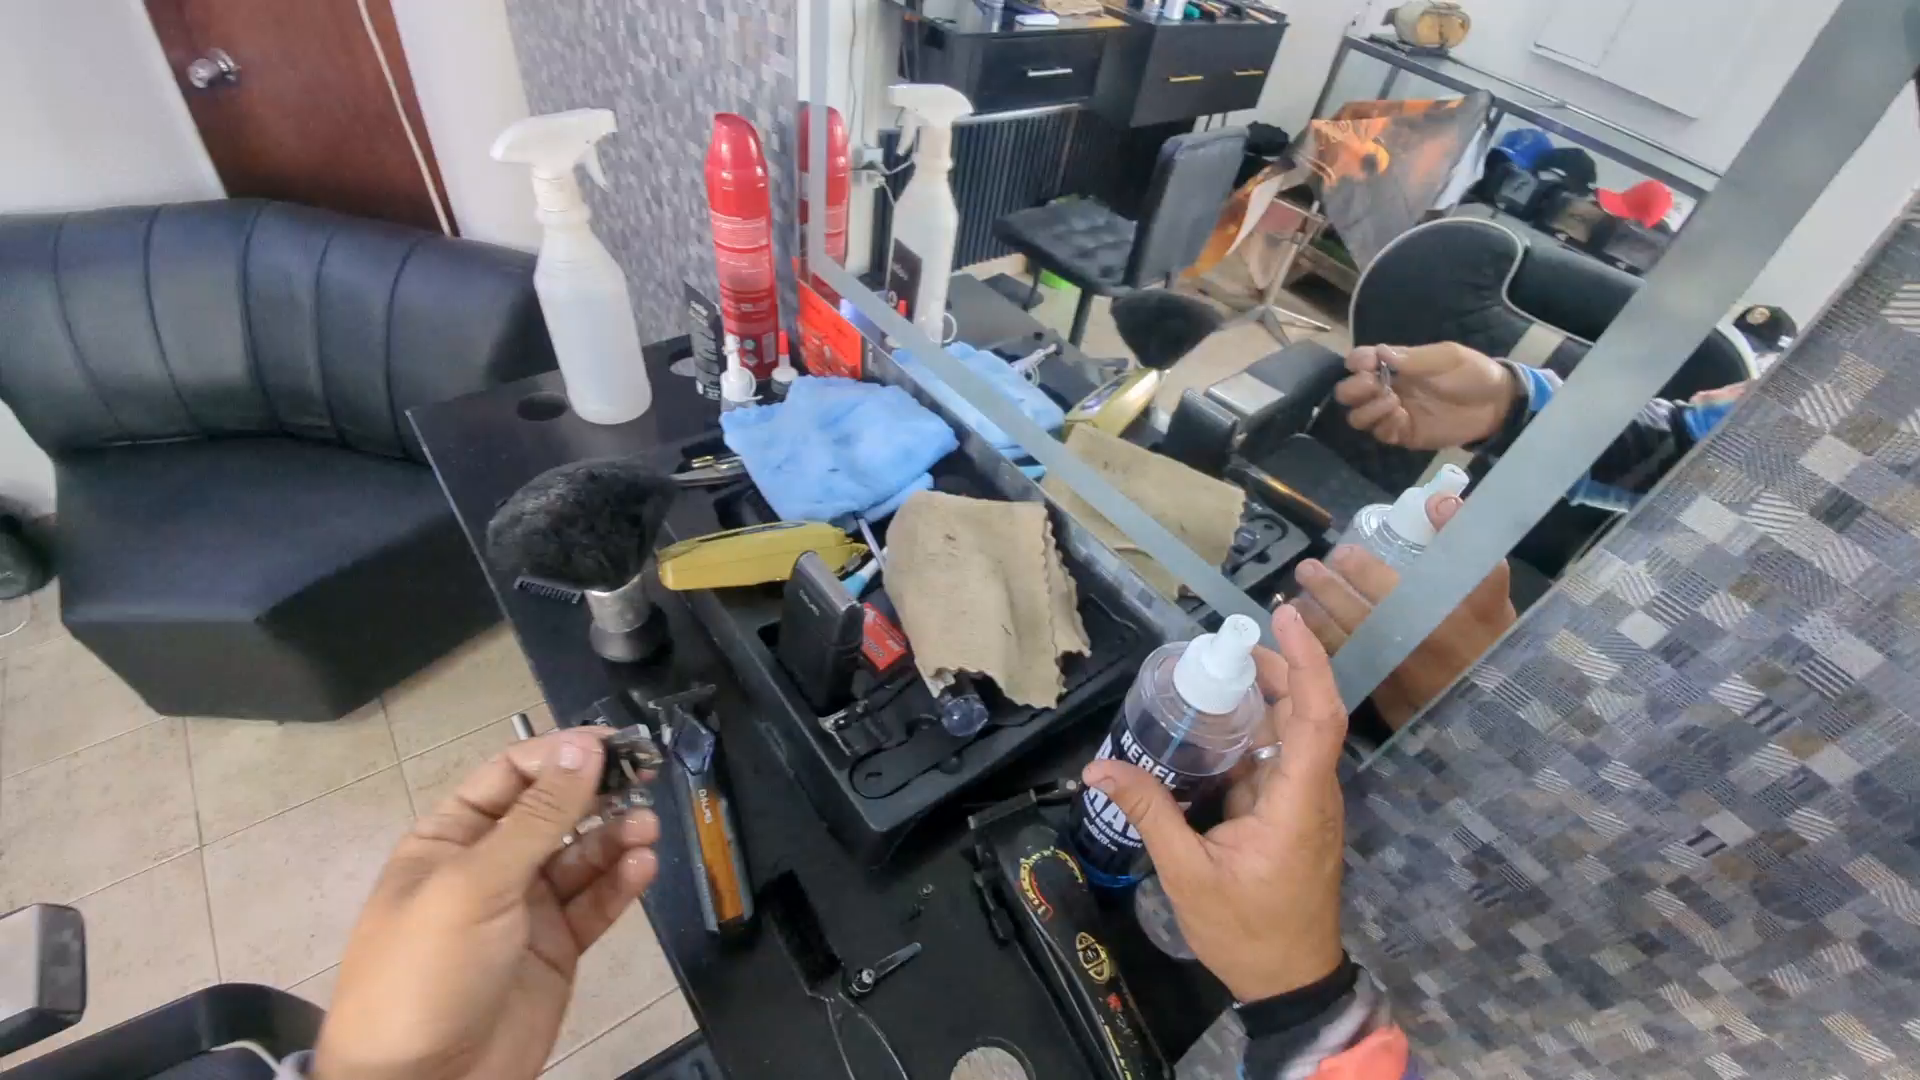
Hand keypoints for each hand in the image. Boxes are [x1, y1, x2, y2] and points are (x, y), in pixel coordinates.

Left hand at [314, 729, 661, 1079]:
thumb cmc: (429, 975)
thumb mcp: (478, 884)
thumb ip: (539, 813)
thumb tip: (584, 744)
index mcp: (451, 840)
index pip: (512, 774)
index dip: (562, 754)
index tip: (616, 744)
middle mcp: (491, 865)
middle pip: (556, 810)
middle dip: (599, 792)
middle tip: (647, 777)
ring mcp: (527, 906)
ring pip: (584, 852)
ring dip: (617, 836)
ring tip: (647, 831)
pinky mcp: (558, 944)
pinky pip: (596, 900)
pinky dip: (621, 882)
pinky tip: (642, 868)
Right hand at [1082, 607, 1347, 1002]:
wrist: (1291, 983)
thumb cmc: (1247, 932)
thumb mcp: (1187, 874)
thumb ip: (1149, 813)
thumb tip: (1098, 767)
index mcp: (1297, 802)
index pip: (1317, 718)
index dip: (1306, 662)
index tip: (1284, 618)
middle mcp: (1311, 791)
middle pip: (1308, 711)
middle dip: (1276, 666)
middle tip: (1223, 644)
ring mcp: (1305, 801)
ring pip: (1295, 730)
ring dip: (1265, 693)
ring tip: (1215, 670)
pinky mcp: (1292, 810)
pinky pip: (1279, 754)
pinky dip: (1254, 726)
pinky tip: (1216, 721)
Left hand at [1292, 493, 1516, 729]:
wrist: (1490, 708)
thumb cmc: (1483, 640)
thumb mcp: (1485, 592)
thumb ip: (1461, 543)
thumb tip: (1438, 500)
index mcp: (1463, 619)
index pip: (1409, 589)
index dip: (1370, 570)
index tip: (1344, 552)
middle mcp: (1430, 650)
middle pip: (1370, 616)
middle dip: (1331, 589)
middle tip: (1308, 567)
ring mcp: (1408, 680)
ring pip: (1351, 644)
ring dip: (1316, 615)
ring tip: (1298, 593)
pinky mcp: (1388, 703)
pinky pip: (1344, 670)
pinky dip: (1317, 644)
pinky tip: (1302, 625)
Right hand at [1334, 343, 1516, 449]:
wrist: (1497, 404)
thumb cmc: (1472, 374)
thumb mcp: (1447, 358)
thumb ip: (1414, 358)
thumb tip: (1380, 353)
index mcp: (1394, 366)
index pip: (1358, 361)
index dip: (1356, 362)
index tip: (1368, 364)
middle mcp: (1386, 389)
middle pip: (1347, 393)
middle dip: (1354, 389)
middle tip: (1375, 386)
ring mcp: (1392, 413)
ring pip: (1357, 416)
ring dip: (1368, 409)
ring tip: (1393, 403)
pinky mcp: (1402, 434)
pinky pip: (1379, 433)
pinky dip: (1385, 425)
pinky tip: (1403, 418)